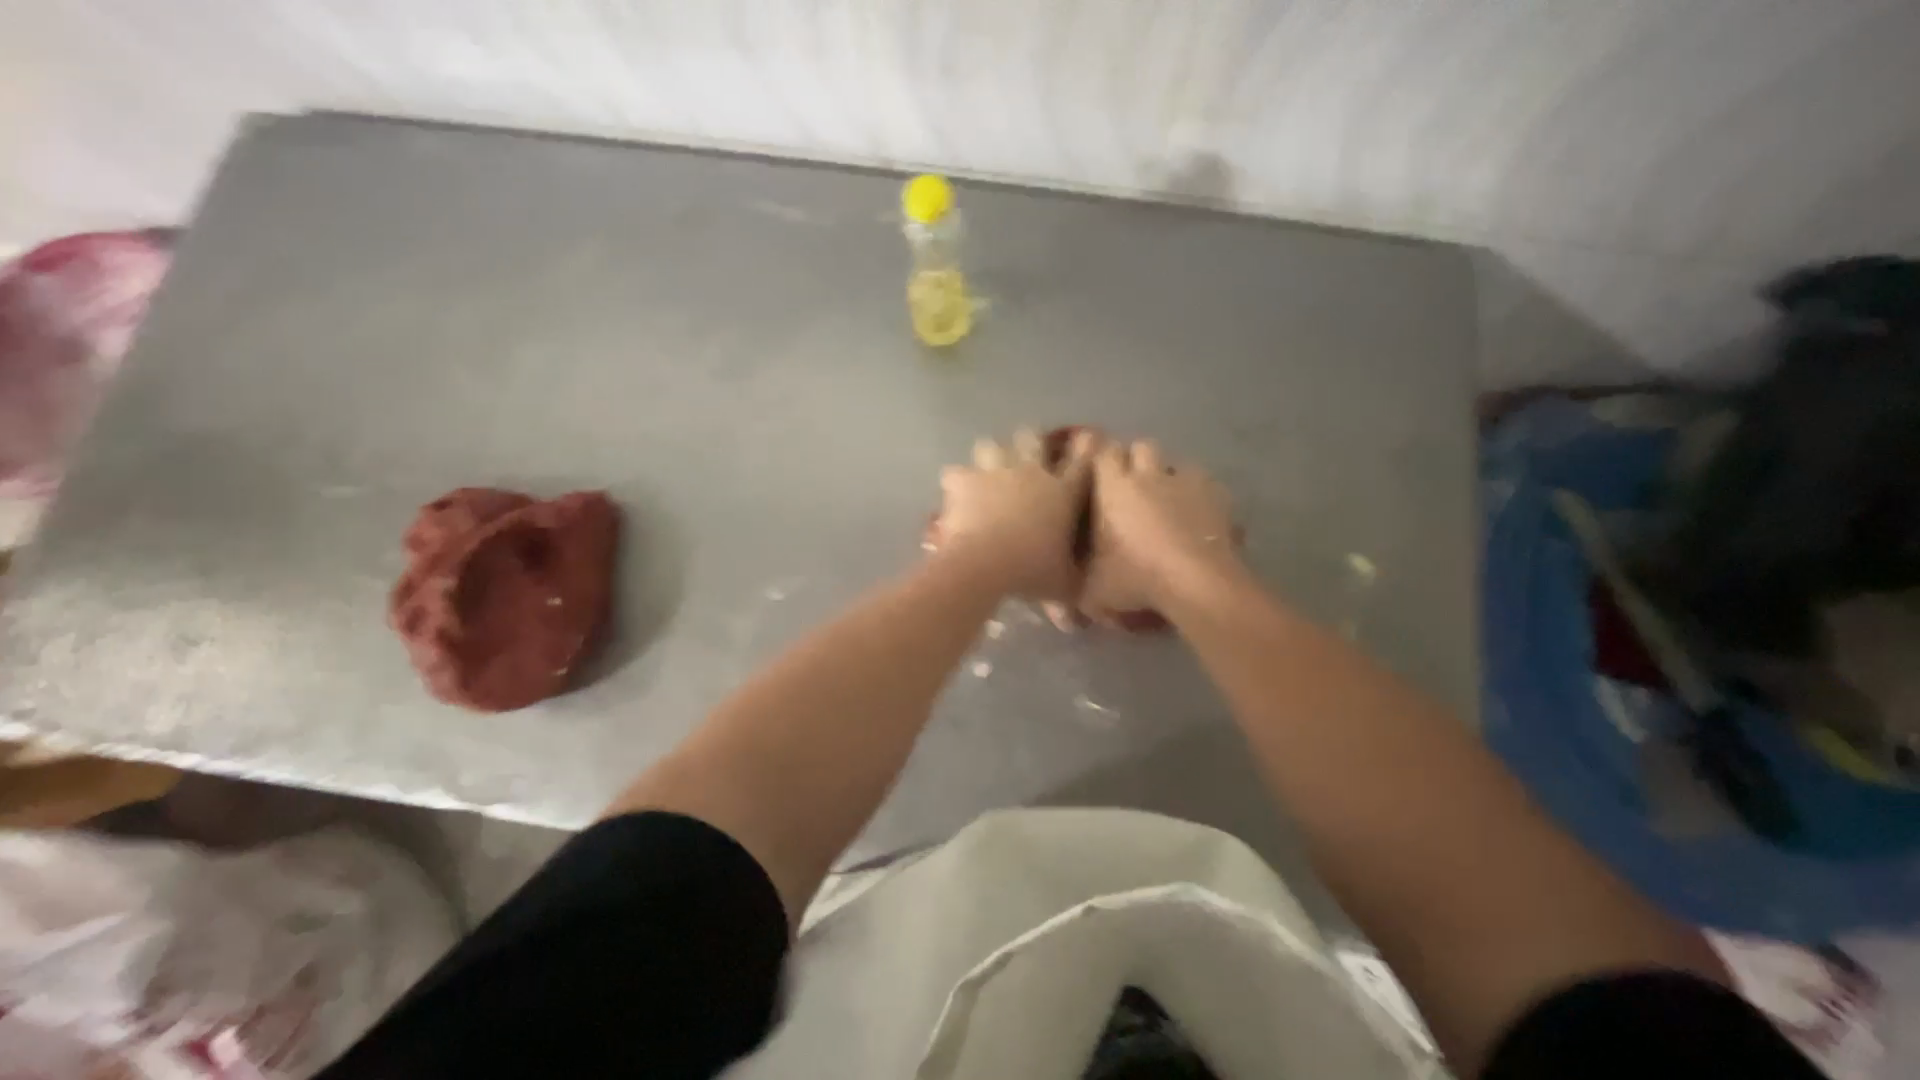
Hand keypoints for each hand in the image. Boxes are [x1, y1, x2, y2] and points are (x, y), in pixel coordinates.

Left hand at [932, 427, 1096, 598]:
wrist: (985, 565)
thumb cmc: (1032, 573)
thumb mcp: (1062, 587)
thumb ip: (1071, 593)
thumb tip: (1074, 619)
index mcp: (1063, 492)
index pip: (1083, 460)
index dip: (1086, 448)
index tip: (1086, 443)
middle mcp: (1032, 472)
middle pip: (1033, 438)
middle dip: (1029, 442)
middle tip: (1025, 456)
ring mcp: (996, 471)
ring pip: (992, 444)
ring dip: (991, 455)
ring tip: (988, 471)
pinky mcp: (964, 480)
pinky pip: (956, 472)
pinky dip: (956, 482)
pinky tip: (956, 493)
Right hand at [1083, 439, 1240, 616]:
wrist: (1198, 584)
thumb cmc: (1137, 578)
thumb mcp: (1093, 591)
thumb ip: (1078, 586)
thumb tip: (1066, 603)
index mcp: (1114, 487)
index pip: (1104, 451)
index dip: (1101, 459)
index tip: (1097, 477)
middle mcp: (1150, 475)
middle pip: (1142, 446)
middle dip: (1136, 461)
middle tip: (1132, 490)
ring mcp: (1188, 483)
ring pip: (1177, 464)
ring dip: (1170, 478)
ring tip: (1169, 505)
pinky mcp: (1219, 496)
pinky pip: (1206, 486)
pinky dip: (1199, 497)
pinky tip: (1198, 520)